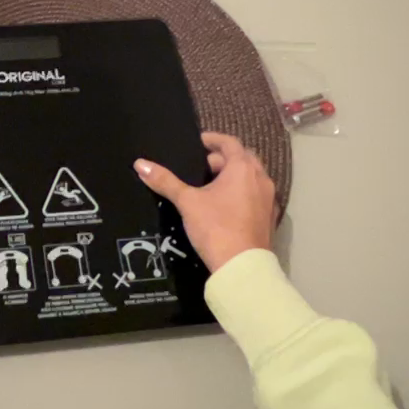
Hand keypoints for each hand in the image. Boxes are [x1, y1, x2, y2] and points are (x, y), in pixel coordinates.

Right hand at [134, 132, 275, 272]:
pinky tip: (225, 205)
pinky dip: (242, 192)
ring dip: (233, 175)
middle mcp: (260, 179)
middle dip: (222, 158)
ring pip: (251, 177)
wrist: (241, 268)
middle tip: (201, 165)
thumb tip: (140, 164)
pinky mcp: (269, 217)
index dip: (213, 139)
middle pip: (242, 158)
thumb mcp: (187, 202)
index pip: (229, 143)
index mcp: (243, 168)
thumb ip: (165, 181)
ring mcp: (268, 199)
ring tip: (210, 184)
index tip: (198, 142)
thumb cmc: (216, 227)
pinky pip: (255, 195)